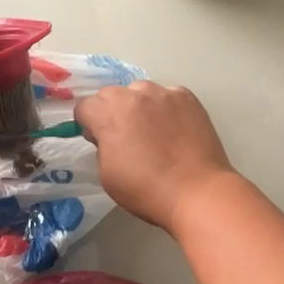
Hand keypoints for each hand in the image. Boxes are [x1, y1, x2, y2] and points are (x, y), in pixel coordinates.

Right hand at [75, 81, 236, 233]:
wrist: (197, 192)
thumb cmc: (146, 189)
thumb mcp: (107, 175)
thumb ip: (101, 146)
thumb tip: (107, 135)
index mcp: (109, 114)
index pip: (86, 106)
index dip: (88, 123)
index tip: (98, 139)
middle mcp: (134, 95)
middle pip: (111, 94)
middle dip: (112, 111)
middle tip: (125, 136)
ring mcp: (163, 93)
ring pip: (141, 91)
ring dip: (139, 106)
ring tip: (153, 130)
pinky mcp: (187, 97)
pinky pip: (168, 96)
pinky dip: (166, 107)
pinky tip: (174, 129)